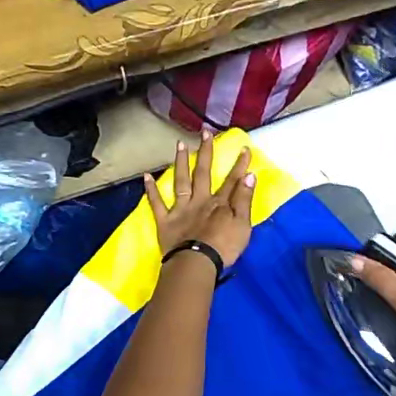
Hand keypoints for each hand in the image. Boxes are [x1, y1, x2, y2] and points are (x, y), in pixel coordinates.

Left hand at [145, 139, 255, 268]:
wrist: (196, 263)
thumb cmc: (224, 247)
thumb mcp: (243, 225)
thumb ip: (244, 200)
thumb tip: (249, 175)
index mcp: (220, 203)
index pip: (232, 180)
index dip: (239, 164)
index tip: (243, 148)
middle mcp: (199, 200)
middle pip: (203, 173)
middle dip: (205, 152)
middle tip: (205, 132)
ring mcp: (181, 209)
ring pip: (180, 181)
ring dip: (180, 162)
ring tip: (179, 145)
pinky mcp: (165, 221)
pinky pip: (157, 203)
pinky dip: (151, 190)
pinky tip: (146, 176)